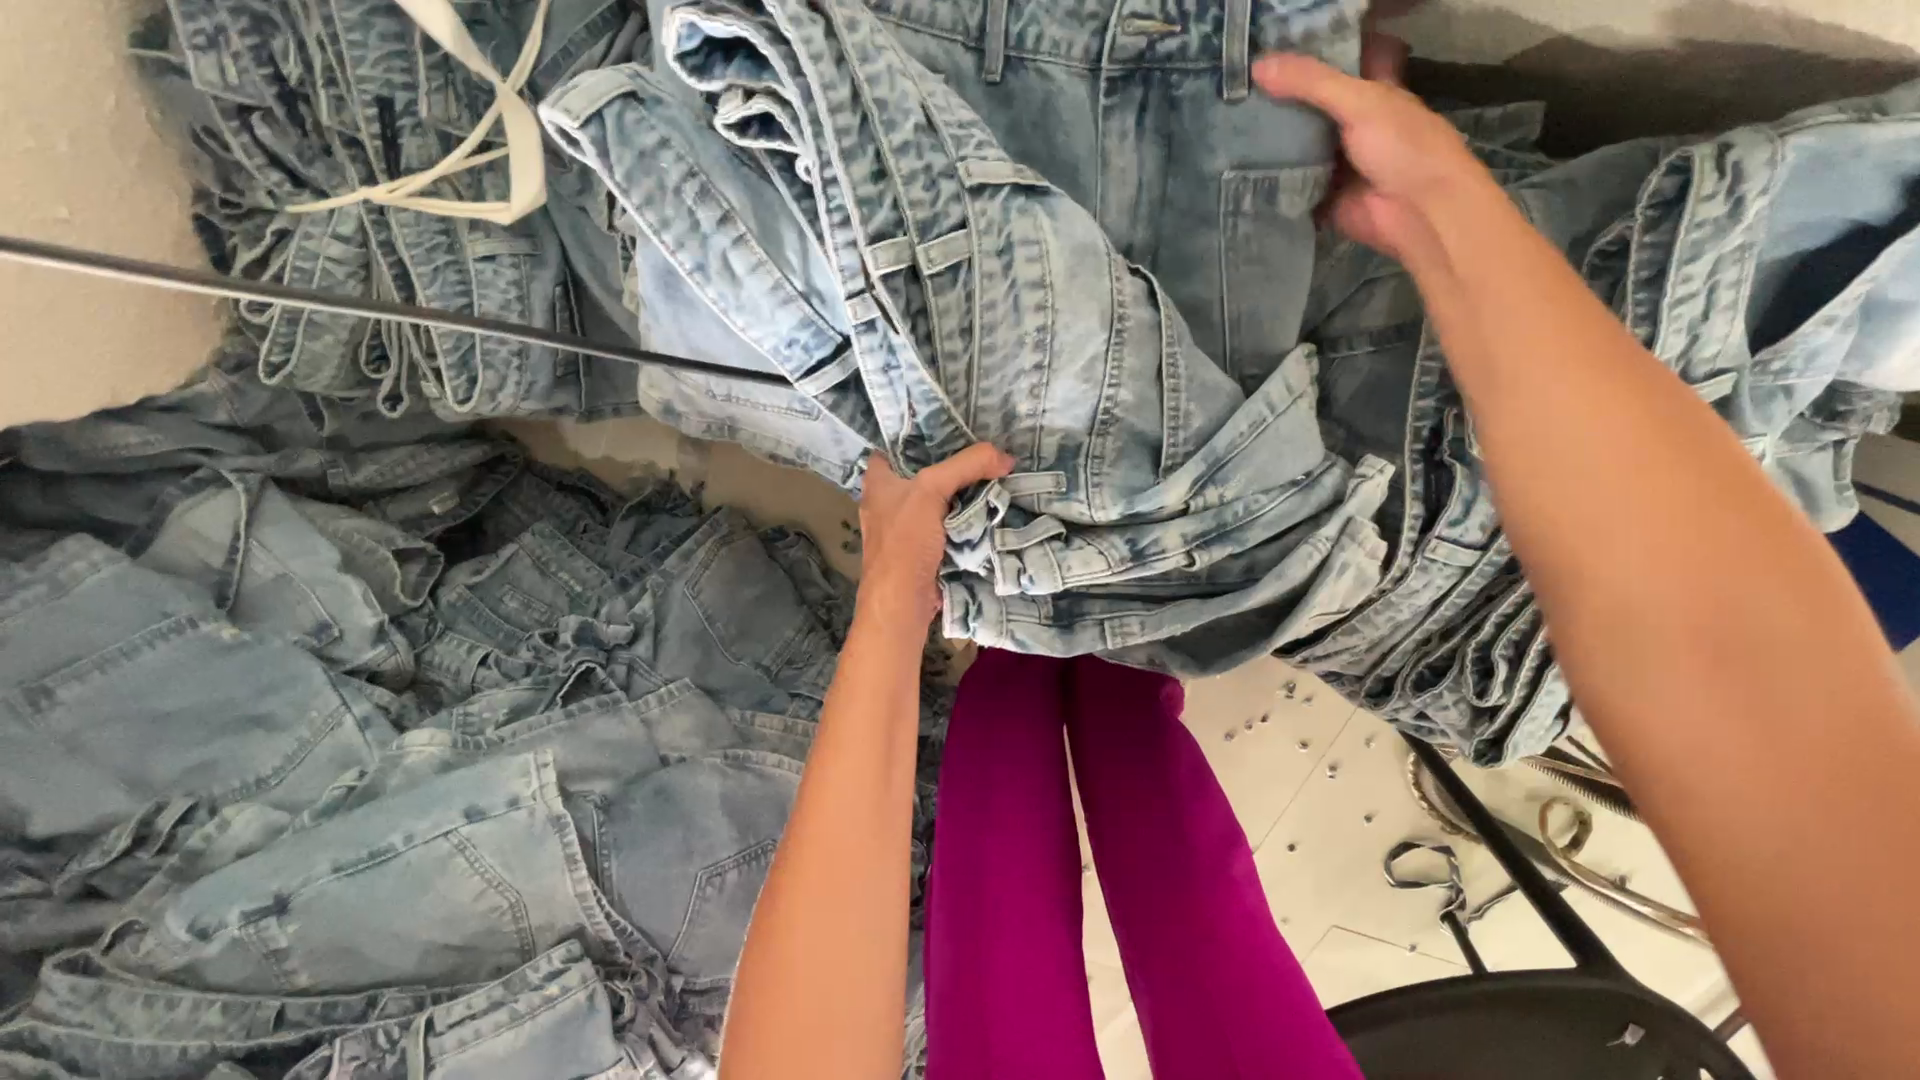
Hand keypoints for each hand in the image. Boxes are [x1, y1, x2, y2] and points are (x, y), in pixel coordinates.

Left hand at [856, 444, 1014, 629]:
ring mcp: (905, 528)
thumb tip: (1006, 457)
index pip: (895, 447)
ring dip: (962, 493)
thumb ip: (968, 466)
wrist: (903, 602)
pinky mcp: (923, 549)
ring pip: (938, 500)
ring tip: (993, 474)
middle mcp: (888, 501)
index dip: (919, 436)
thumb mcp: (932, 490)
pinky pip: (948, 525)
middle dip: (950, 464)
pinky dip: (965, 518)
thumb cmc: (904, 540)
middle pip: (923, 473)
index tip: (951, 427)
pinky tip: (988, 508)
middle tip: (983, 449)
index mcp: (878, 481)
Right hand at [1253, 53, 1494, 266]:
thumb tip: (1257, 66)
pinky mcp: (1321, 198)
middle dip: (1275, 106)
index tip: (1264, 56)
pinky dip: (1269, 185)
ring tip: (1224, 132)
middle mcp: (1350, 127)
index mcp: (1368, 94)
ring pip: (1295, 150)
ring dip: (1267, 147)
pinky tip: (1236, 174)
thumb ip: (1311, 84)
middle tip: (1233, 95)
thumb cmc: (1402, 147)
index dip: (1304, 61)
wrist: (1417, 211)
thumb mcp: (1359, 102)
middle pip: (1307, 111)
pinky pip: (1289, 188)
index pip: (1333, 69)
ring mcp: (1335, 164)